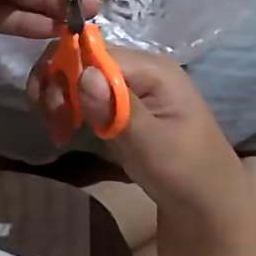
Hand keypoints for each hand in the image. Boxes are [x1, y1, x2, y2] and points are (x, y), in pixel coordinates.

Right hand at [26, 43, 234, 208]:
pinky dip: (66, 108)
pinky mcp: (120, 103)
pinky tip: (64, 130)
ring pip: (76, 76)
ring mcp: (129, 85)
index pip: (93, 53)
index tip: (52, 109)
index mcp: (152, 69)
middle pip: (80, 58)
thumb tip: (84, 74)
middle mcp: (138, 68)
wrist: (205, 202)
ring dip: (57, 97)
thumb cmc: (184, 172)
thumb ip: (117, 109)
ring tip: (55, 128)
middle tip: (50, 120)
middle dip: (55, 83)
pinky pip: (83, 94)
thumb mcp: (151, 144)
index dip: (65, 72)